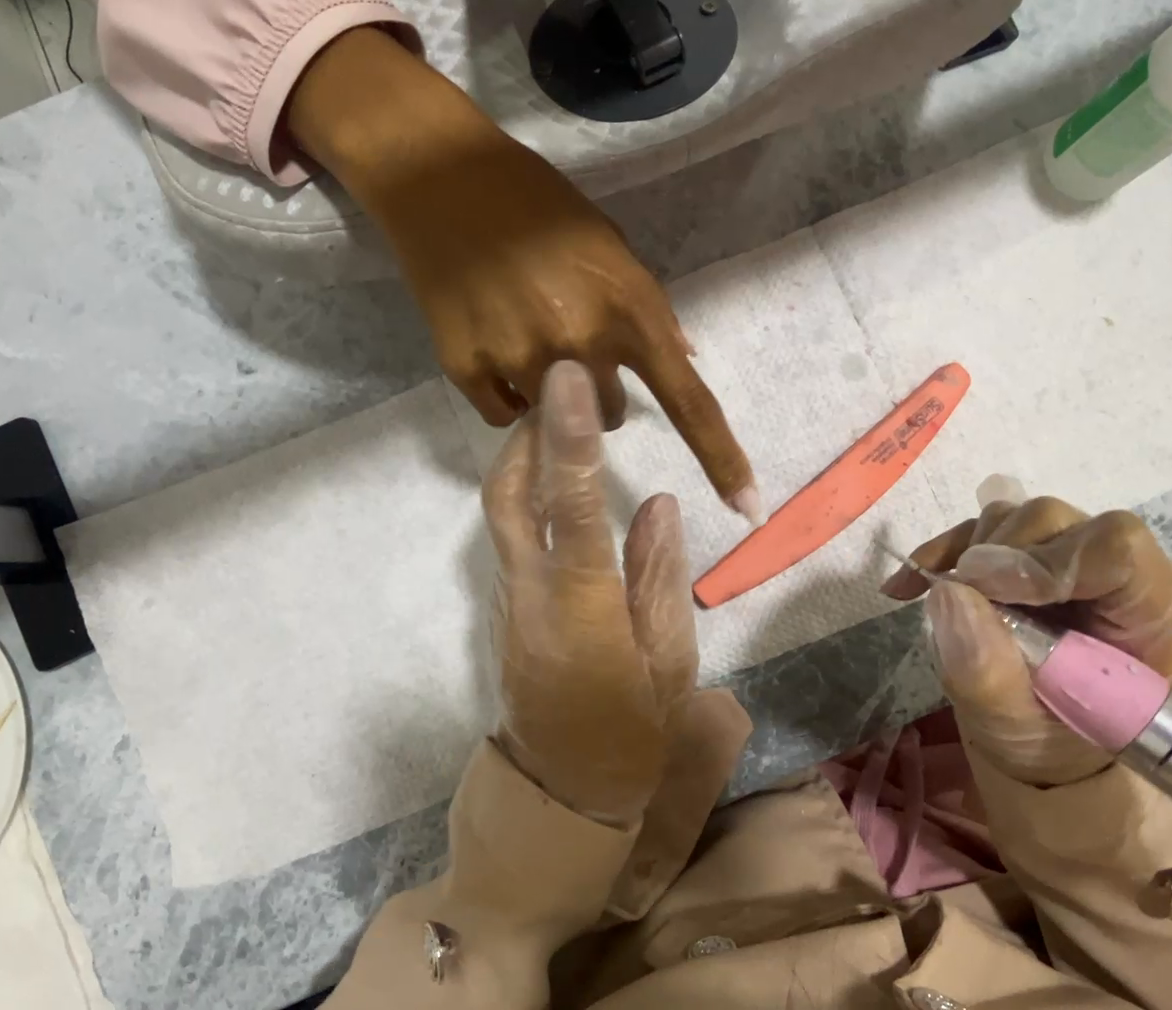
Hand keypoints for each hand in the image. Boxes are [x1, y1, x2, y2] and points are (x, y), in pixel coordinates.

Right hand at [285, 28, 758, 518]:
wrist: (441, 181)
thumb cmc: (540, 207)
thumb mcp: (612, 247)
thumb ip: (649, 312)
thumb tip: (685, 361)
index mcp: (628, 309)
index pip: (688, 400)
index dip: (721, 458)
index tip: (748, 508)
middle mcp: (580, 346)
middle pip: (611, 418)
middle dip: (601, 395)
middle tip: (572, 345)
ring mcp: (519, 362)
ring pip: (556, 425)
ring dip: (554, 398)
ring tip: (525, 337)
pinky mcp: (465, 370)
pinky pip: (504, 414)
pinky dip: (506, 393)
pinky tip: (492, 345)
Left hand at [479, 361, 698, 824]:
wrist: (559, 792)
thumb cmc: (630, 734)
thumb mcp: (669, 664)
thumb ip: (659, 577)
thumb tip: (656, 502)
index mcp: (581, 605)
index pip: (571, 505)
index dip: (569, 437)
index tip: (566, 378)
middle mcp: (530, 592)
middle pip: (509, 493)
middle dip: (528, 431)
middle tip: (558, 384)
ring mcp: (507, 598)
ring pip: (502, 511)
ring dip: (523, 457)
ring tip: (560, 418)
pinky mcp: (502, 606)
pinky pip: (509, 534)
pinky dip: (527, 493)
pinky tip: (557, 480)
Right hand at [882, 490, 1171, 784]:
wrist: (1043, 752)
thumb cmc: (1050, 748)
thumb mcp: (1019, 731)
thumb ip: (988, 673)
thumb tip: (950, 593)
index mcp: (1147, 620)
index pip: (1118, 548)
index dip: (1048, 558)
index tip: (987, 589)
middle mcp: (1116, 576)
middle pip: (1058, 523)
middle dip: (996, 556)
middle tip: (960, 597)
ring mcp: (1068, 560)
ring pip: (1016, 518)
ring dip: (968, 554)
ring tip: (948, 604)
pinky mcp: (1025, 558)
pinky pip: (980, 529)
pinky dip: (940, 553)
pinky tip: (909, 585)